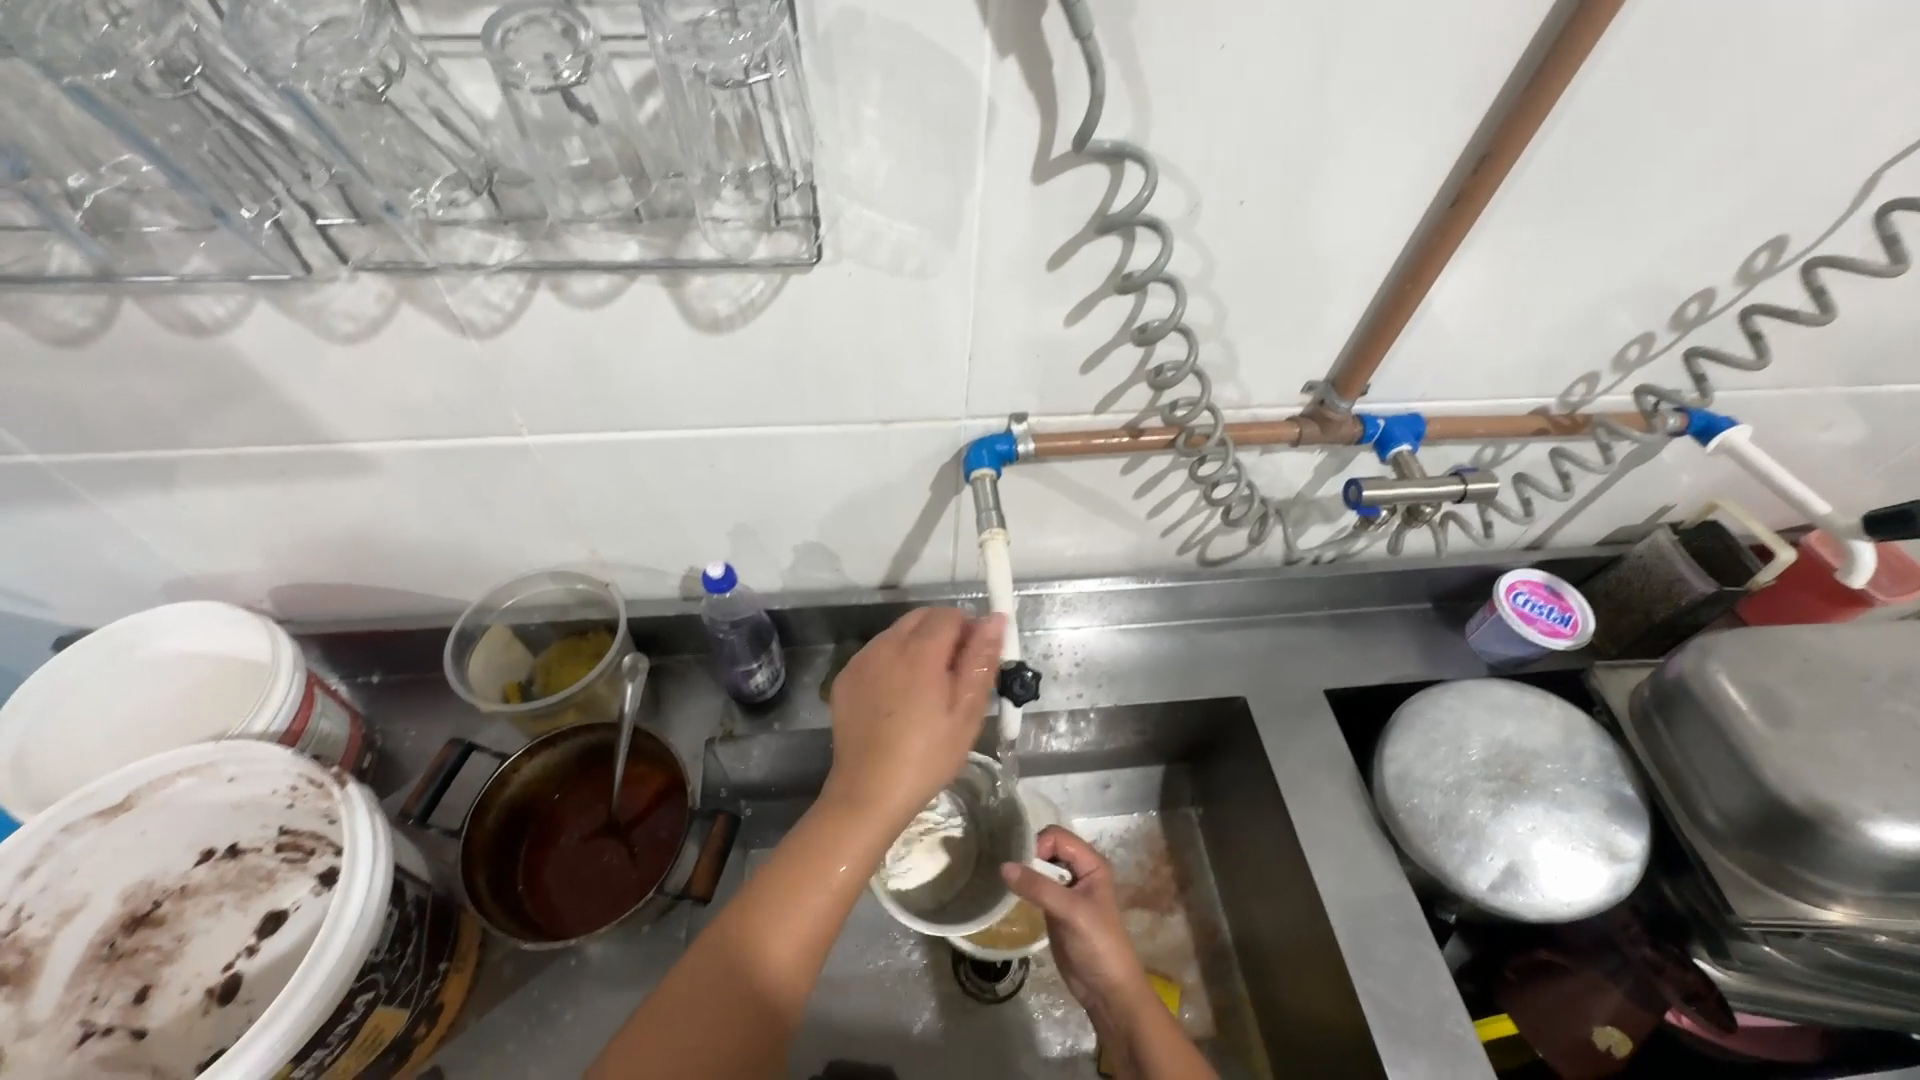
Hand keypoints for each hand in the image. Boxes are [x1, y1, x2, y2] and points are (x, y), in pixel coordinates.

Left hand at [822, 608, 1003, 828]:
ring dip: (917, 646)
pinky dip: (892, 663)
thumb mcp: (967, 711)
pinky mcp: (845, 679)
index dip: (969, 629)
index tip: (975, 659)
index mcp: (920, 650)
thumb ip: (981, 659)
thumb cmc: (928, 755)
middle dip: (943, 633)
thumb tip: (995, 620)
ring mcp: (861, 661)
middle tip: (955, 674)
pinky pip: (876, 655)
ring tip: (927, 689)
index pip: (950, 614)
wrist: (869, 791)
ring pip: (897, 634)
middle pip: (921, 617)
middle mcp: (886, 645)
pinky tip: (899, 700)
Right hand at [1000, 826, 1153, 1022]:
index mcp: (1091, 863)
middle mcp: (1079, 871)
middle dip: (1027, 856)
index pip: (1057, 837)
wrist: (1107, 990)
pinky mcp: (1055, 908)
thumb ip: (1038, 887)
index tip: (1021, 866)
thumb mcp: (1071, 912)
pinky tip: (1011, 896)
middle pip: (1047, 848)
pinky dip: (1024, 888)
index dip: (1037, 845)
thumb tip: (1003, 866)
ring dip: (1024, 872)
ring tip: (1005, 883)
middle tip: (1008, 874)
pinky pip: (1036, 887)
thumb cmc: (1098, 945)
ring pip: (1040, 867)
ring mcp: (1067, 890)